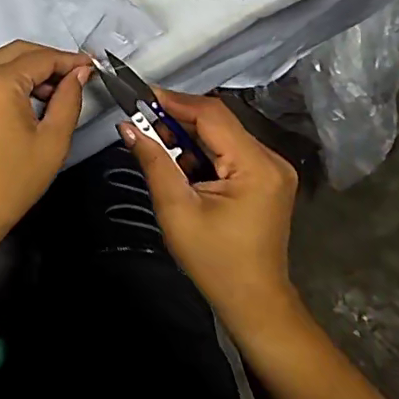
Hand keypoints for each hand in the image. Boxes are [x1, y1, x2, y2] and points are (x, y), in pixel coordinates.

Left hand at [0, 40, 91, 245]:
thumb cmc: (13, 179)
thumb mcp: (52, 139)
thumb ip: (68, 99)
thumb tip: (79, 74)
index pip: (40, 58)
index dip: (69, 61)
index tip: (89, 67)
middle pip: (15, 52)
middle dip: (45, 60)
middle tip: (70, 79)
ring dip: (20, 70)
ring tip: (44, 94)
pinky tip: (12, 105)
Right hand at [115, 88, 302, 339]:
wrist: (252, 301)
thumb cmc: (214, 260)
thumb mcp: (176, 209)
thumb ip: (153, 161)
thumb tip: (127, 126)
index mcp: (256, 166)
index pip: (212, 115)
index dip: (174, 101)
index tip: (139, 97)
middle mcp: (271, 160)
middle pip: (218, 121)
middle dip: (177, 119)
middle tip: (139, 120)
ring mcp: (271, 169)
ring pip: (221, 134)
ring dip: (186, 135)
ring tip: (154, 142)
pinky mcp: (264, 179)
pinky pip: (228, 150)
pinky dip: (200, 151)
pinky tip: (177, 161)